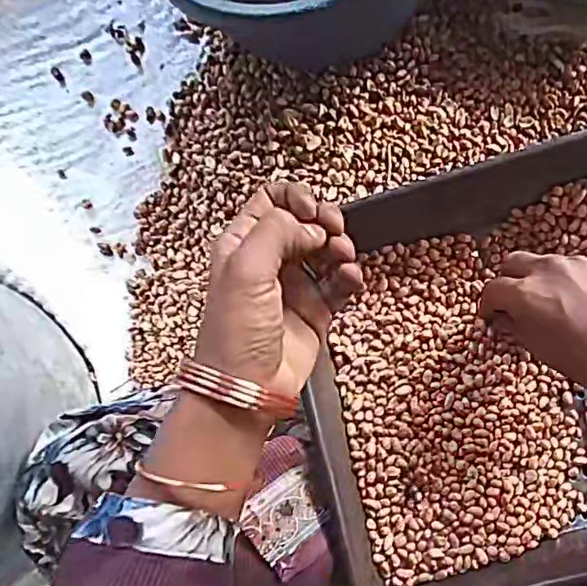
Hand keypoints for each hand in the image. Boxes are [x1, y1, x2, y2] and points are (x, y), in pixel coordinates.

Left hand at [132, 181, 361, 517]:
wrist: (249, 388)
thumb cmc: (235, 333)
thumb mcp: (245, 269)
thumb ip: (277, 232)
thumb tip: (310, 226)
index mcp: (243, 244)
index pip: (272, 201)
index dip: (296, 197)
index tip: (313, 209)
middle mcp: (270, 261)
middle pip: (304, 223)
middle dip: (324, 220)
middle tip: (334, 229)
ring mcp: (294, 286)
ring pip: (326, 251)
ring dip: (340, 247)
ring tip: (343, 256)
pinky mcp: (316, 311)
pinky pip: (339, 284)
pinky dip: (349, 277)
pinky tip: (350, 278)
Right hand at [476, 252, 586, 387]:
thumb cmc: (586, 359)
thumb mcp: (539, 348)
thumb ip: (515, 327)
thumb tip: (502, 319)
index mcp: (524, 293)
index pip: (491, 290)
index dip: (486, 306)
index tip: (489, 317)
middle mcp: (544, 270)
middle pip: (510, 264)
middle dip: (505, 283)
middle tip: (507, 305)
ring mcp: (570, 264)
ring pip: (536, 261)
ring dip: (529, 278)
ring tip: (536, 304)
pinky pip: (560, 266)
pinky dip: (552, 278)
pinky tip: (561, 301)